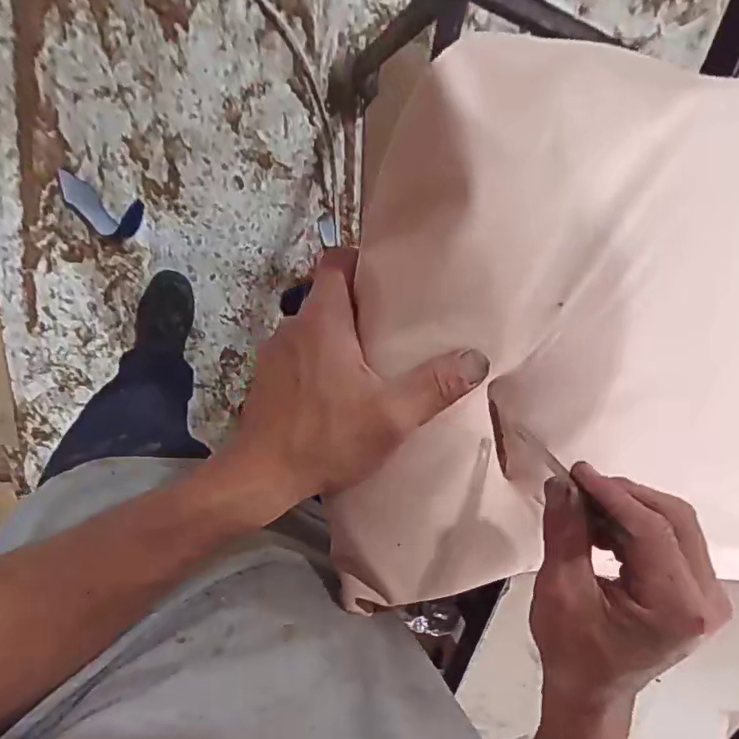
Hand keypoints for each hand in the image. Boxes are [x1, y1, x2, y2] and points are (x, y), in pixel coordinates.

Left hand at [217, 248, 490, 508]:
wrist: (261, 477)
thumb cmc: (326, 440)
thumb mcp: (390, 417)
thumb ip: (434, 387)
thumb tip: (476, 359)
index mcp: (322, 321)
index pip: (335, 261)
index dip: (361, 262)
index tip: (389, 279)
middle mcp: (292, 328)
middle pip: (326, 296)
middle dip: (358, 305)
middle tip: (393, 324)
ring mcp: (273, 356)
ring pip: (311, 330)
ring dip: (337, 337)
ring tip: (370, 360)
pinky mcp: (265, 382)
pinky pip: (297, 357)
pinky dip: (317, 363)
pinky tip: (336, 391)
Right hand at [530, 463, 731, 706]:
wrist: (590, 694)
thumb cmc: (573, 654)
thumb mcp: (560, 593)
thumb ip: (566, 534)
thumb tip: (563, 486)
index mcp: (679, 608)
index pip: (654, 531)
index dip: (614, 496)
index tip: (579, 473)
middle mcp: (708, 600)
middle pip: (676, 521)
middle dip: (625, 496)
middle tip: (581, 485)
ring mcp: (709, 596)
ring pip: (676, 526)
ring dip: (630, 509)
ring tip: (585, 506)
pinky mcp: (698, 593)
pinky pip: (672, 542)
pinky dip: (636, 526)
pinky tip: (602, 526)